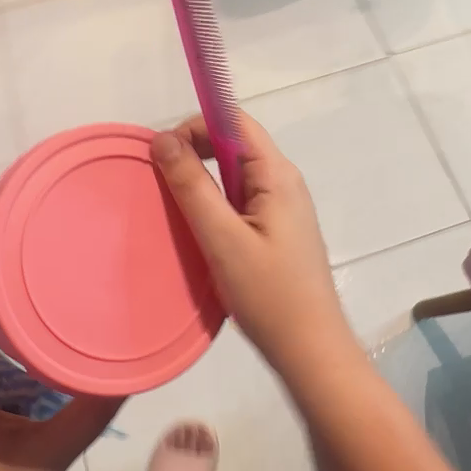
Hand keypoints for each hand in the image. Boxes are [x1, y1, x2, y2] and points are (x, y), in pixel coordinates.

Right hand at [150, 114, 359, 376]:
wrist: (310, 348)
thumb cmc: (268, 294)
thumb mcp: (222, 239)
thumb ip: (192, 187)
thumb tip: (163, 138)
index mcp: (277, 175)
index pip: (236, 122)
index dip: (197, 126)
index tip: (162, 153)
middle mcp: (284, 182)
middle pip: (235, 144)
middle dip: (195, 152)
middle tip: (160, 181)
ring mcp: (283, 207)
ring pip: (235, 175)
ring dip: (203, 182)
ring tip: (174, 208)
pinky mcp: (276, 230)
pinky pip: (240, 200)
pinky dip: (215, 205)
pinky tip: (197, 230)